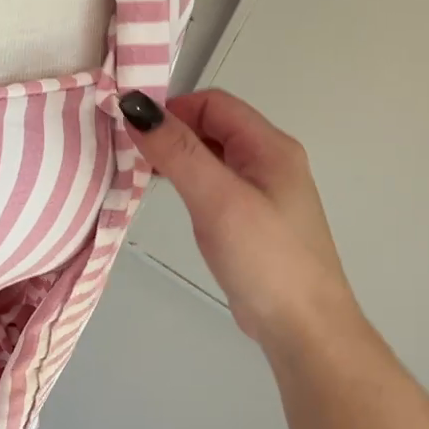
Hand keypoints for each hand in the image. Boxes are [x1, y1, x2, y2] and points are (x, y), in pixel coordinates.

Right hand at [120, 89, 359, 348]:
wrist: (301, 324)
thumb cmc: (264, 258)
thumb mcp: (217, 199)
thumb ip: (177, 152)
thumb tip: (135, 107)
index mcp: (269, 147)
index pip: (213, 103)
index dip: (171, 109)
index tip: (130, 133)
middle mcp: (268, 161)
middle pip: (211, 126)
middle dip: (168, 132)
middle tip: (127, 155)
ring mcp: (260, 191)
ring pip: (209, 155)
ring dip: (173, 157)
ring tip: (138, 176)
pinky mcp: (248, 218)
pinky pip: (211, 183)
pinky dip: (183, 181)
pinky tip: (166, 201)